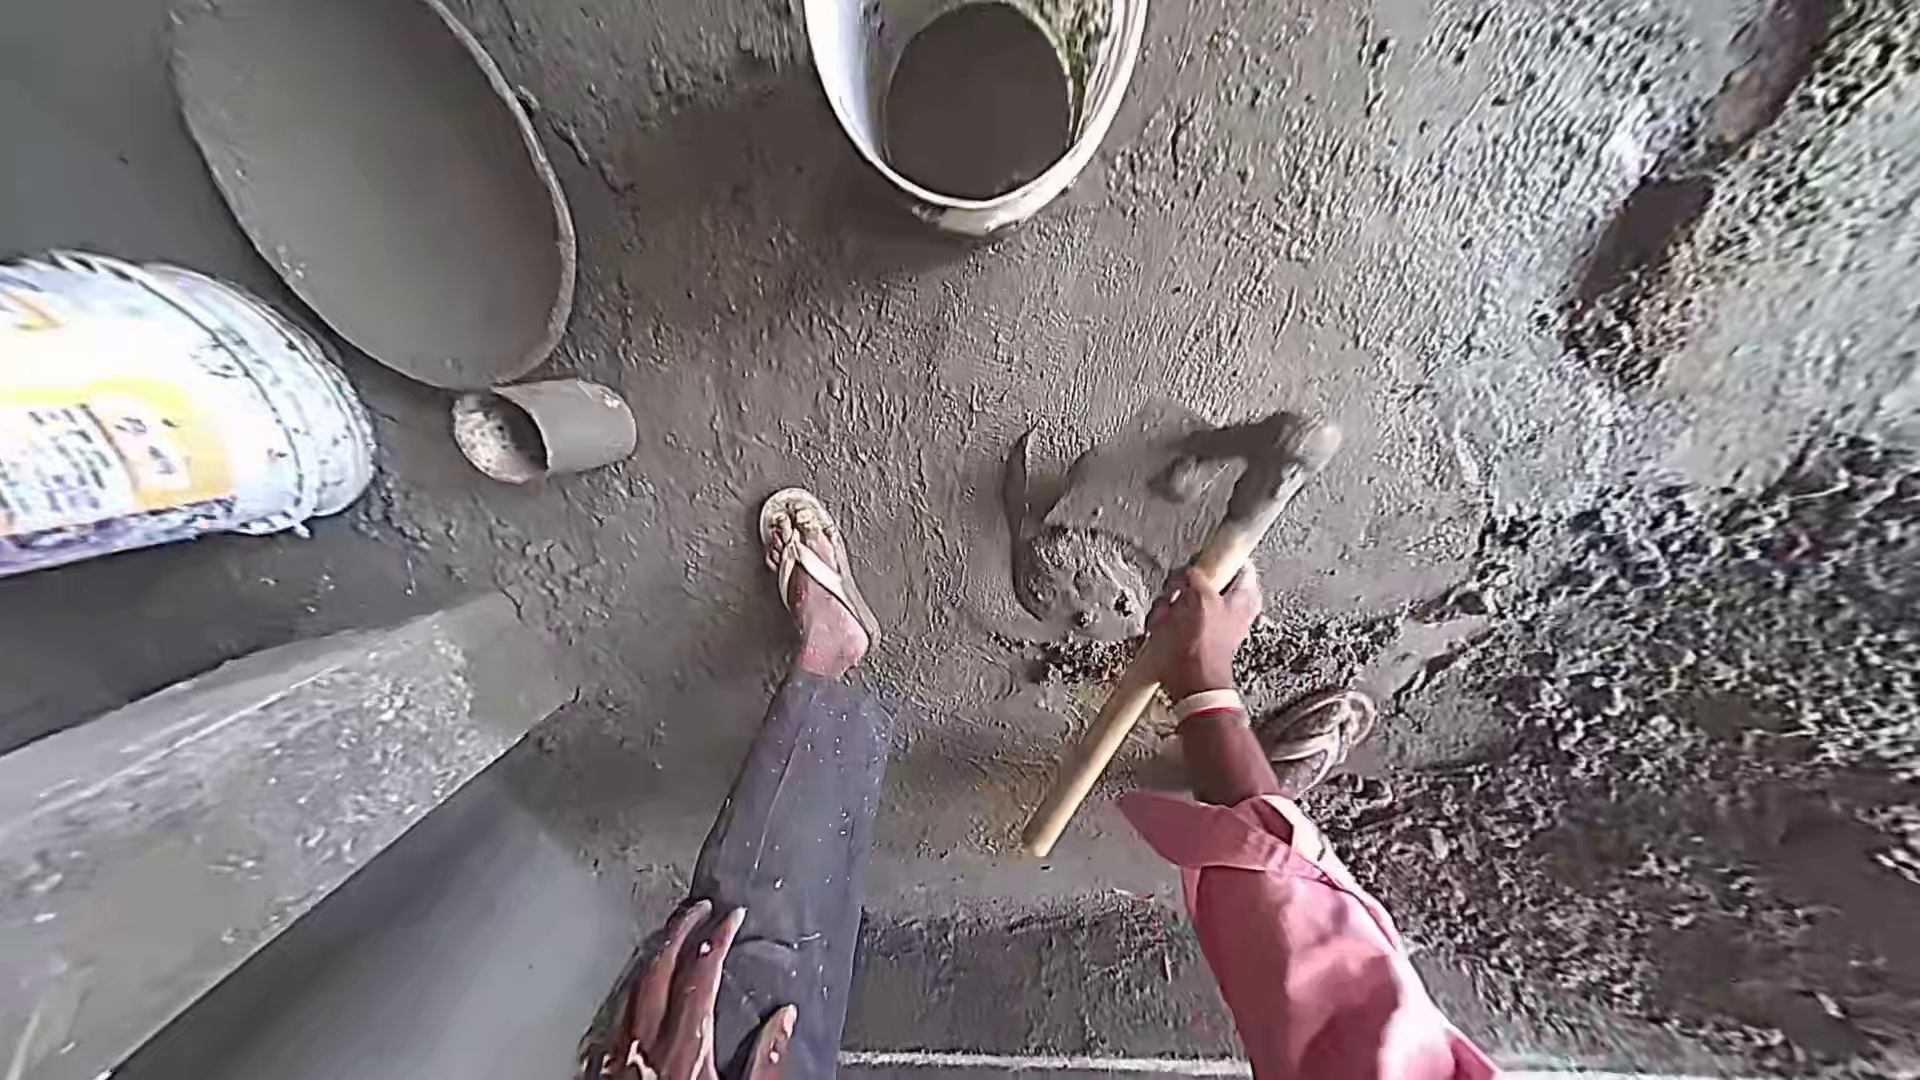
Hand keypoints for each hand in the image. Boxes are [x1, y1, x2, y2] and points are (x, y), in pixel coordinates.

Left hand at [579, 900, 795, 1079]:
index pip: (701, 972)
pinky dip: (630, 988)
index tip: (733, 917)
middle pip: (658, 969)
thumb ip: (765, 1063)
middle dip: (680, 929)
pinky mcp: (601, 1077)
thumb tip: (785, 1016)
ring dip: (653, 953)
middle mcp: (647, 1048)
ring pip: (630, 988)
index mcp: (685, 1051)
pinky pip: (612, 1017)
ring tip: (672, 933)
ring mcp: (618, 1062)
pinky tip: (639, 986)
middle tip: (700, 908)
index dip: (718, 936)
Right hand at [1146, 564, 1262, 700]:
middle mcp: (1226, 605)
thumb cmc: (1202, 644)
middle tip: (1178, 592)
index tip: (1198, 559)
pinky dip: (1162, 617)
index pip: (1236, 563)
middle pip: (1201, 576)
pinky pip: (1169, 611)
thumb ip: (1198, 575)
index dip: (1215, 558)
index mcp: (1243, 596)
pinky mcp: (1187, 629)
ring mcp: (1205, 617)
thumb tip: (1192, 567)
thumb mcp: (1202, 598)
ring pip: (1181, 592)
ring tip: (1167, 615)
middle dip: (1182, 583)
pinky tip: (1162, 626)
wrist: (1188, 678)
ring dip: (1168, 602)